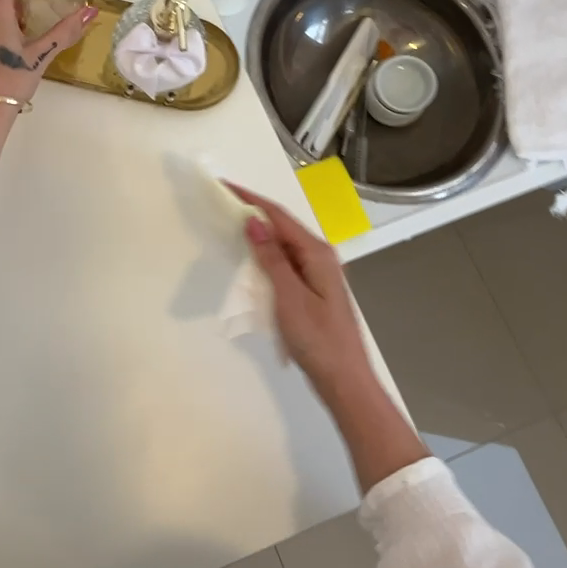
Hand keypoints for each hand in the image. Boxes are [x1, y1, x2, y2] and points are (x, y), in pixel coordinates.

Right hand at [227, 183, 374, 394]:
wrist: (344, 381)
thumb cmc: (318, 340)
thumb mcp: (289, 297)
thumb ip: (271, 258)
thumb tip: (253, 222)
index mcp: (317, 254)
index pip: (278, 217)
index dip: (250, 199)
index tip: (224, 186)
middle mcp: (320, 258)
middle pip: (282, 227)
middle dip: (253, 213)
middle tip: (222, 204)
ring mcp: (318, 275)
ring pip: (283, 246)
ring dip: (258, 236)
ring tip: (230, 227)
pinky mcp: (312, 291)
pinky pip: (285, 263)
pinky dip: (265, 257)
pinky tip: (250, 262)